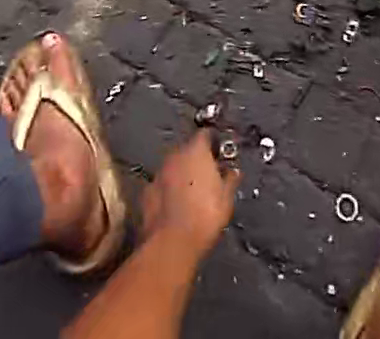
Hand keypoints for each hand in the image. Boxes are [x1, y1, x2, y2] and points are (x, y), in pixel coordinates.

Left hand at [142, 131, 240, 259]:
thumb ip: (230, 179)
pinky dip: (167, 190)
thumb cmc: (204, 217)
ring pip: (173, 167)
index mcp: (196, 151)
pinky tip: (175, 206)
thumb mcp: (226, 198)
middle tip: (208, 176)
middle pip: (187, 149)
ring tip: (191, 194)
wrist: (171, 245)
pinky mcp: (146, 193)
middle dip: (196, 159)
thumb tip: (233, 172)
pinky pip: (161, 185)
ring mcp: (158, 174)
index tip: (219, 153)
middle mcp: (175, 156)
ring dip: (181, 174)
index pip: (205, 134)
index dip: (213, 142)